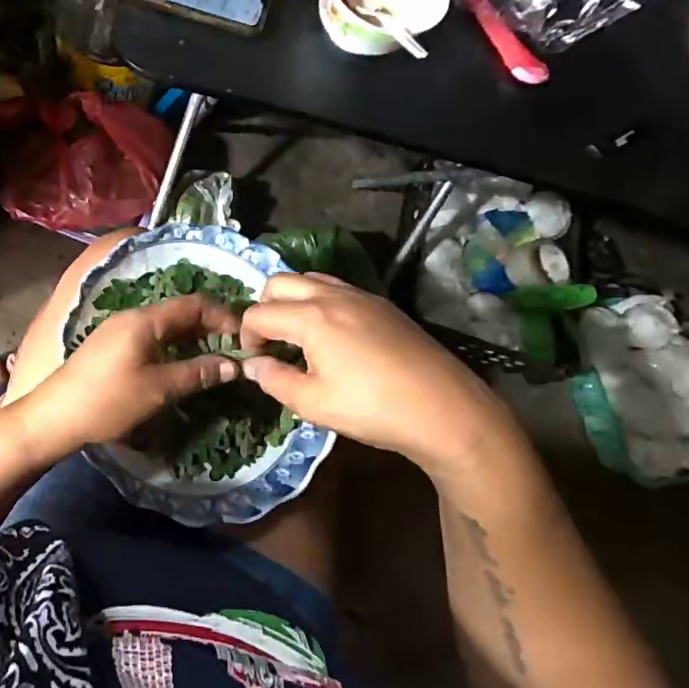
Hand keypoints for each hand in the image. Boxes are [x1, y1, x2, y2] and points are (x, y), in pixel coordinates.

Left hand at [9, 296, 244, 458]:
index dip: (224, 316)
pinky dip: (175, 345)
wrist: (52, 418)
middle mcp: (134, 317)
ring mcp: (120, 330)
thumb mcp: (159, 389)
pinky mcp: (112, 346)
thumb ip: (198, 373)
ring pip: (167, 325)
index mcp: (145, 320)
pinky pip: (153, 336)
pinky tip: (183, 364)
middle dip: (211, 327)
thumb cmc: (108, 401)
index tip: (243, 338)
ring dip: (193, 337)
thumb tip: (235, 365)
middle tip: (234, 349)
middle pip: (181, 312)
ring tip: (215, 358)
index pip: (195, 304)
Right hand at [239, 274, 521, 470]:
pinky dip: (320, 301)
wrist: (442, 406)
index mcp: (312, 317)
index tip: (254, 361)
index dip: (246, 336)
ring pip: (311, 279)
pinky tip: (332, 335)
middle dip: (264, 307)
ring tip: (298, 336)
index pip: (259, 313)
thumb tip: (253, 365)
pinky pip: (338, 288)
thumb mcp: (314, 404)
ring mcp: (361, 295)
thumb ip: (276, 380)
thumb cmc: (372, 408)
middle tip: (271, 342)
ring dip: (293, 300)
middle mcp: (333, 295)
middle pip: (280, 282)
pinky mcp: (382, 304)